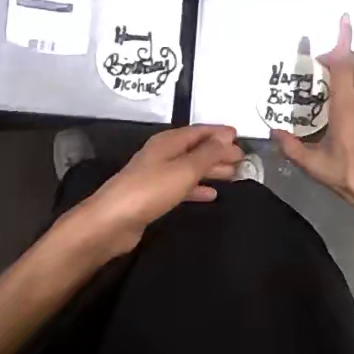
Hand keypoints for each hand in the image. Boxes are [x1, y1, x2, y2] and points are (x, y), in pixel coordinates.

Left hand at [69, 125, 244, 254]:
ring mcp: (156, 175)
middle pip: (195, 149)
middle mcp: (161, 154)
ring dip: (210, 169)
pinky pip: (182, 186)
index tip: (239, 136)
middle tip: (242, 158)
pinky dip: (198, 188)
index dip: (219, 133)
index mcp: (167, 142)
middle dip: (218, 152)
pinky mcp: (153, 196)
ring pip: (190, 167)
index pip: (198, 131)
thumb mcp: (184, 169)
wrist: (112, 222)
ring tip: (233, 174)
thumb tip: (226, 138)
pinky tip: (211, 195)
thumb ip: (207, 154)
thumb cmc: (150, 190)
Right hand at [273, 15, 353, 227]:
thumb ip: (292, 148)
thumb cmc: (353, 179)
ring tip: (346, 77)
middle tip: (326, 67)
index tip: (340, 25)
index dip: (340, 43)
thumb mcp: (316, 167)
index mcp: (347, 108)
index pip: (345, 64)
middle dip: (343, 55)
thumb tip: (274, 132)